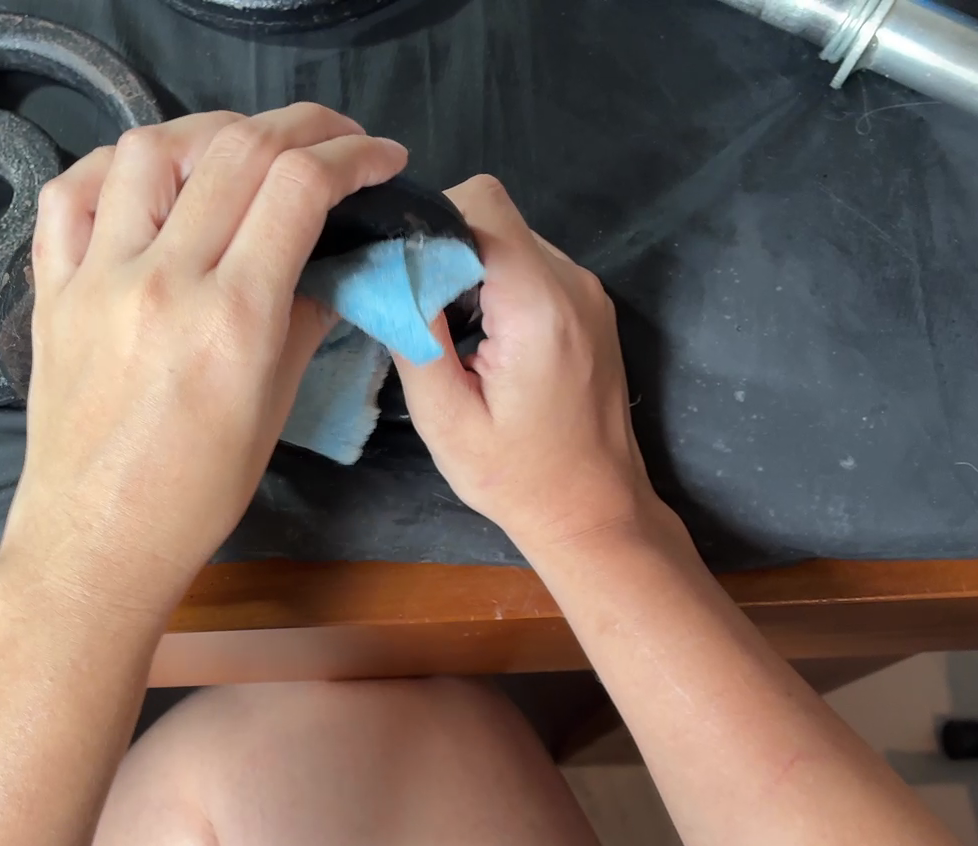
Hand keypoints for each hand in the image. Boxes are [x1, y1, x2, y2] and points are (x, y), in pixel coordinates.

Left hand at [0, 105, 407, 618]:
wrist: (96, 541)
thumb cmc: (192, 499)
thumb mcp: (270, 413)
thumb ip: (303, 322)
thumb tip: (328, 264)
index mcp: (230, 320)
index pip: (297, 187)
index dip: (351, 155)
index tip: (377, 158)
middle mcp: (160, 282)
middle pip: (234, 151)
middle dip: (301, 125)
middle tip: (330, 139)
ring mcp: (95, 281)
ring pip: (147, 150)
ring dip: (207, 133)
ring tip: (238, 152)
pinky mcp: (52, 293)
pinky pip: (67, 195)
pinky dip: (110, 168)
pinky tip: (144, 182)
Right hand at [394, 175, 659, 554]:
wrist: (592, 510)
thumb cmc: (513, 476)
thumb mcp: (444, 418)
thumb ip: (414, 337)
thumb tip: (385, 275)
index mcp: (538, 305)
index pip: (482, 204)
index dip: (429, 224)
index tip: (400, 275)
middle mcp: (572, 282)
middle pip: (494, 219)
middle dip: (443, 253)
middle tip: (416, 316)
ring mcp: (587, 292)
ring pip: (509, 241)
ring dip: (467, 274)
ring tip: (447, 336)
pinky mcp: (588, 307)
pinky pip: (528, 269)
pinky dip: (492, 288)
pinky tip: (479, 342)